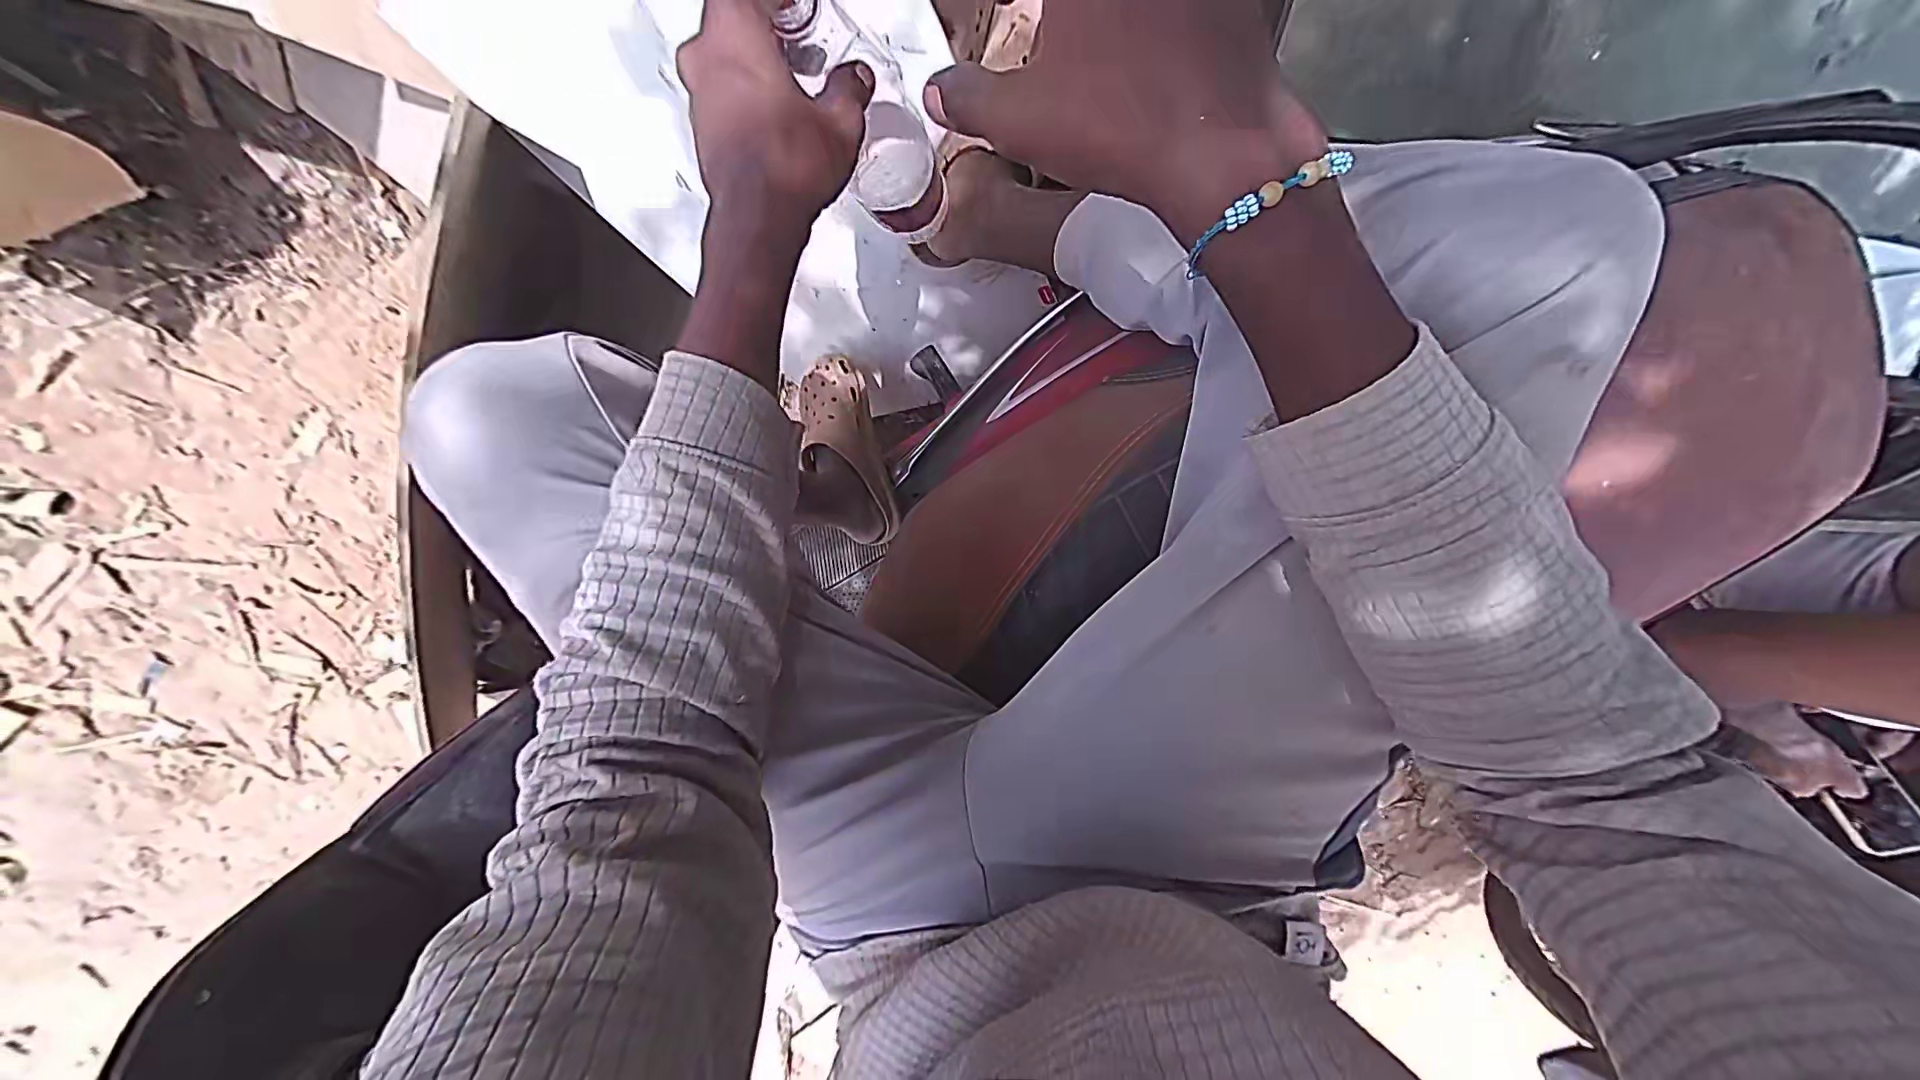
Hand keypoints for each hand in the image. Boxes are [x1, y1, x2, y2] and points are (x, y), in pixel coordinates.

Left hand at [674, 0, 874, 388]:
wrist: (760, 218)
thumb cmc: (785, 168)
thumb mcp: (840, 122)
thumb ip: (850, 89)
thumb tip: (856, 79)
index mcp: (735, 30)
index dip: (781, 4)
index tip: (797, 10)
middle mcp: (706, 55)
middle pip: (731, 17)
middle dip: (766, 27)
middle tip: (794, 39)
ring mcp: (699, 93)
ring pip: (722, 56)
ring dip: (754, 61)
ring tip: (791, 80)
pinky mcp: (702, 128)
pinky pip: (721, 93)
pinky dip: (746, 93)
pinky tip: (775, 113)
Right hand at [923, 0, 1325, 238]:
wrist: (1218, 151)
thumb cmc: (1116, 128)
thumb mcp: (1020, 121)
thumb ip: (969, 99)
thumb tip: (940, 90)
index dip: (1011, 11)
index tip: (1016, 24)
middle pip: (1076, 7)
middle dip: (1062, 24)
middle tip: (1054, 44)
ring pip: (1131, 12)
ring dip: (1105, 29)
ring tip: (1098, 63)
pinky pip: (1176, 15)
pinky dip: (1160, 29)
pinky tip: (1151, 58)